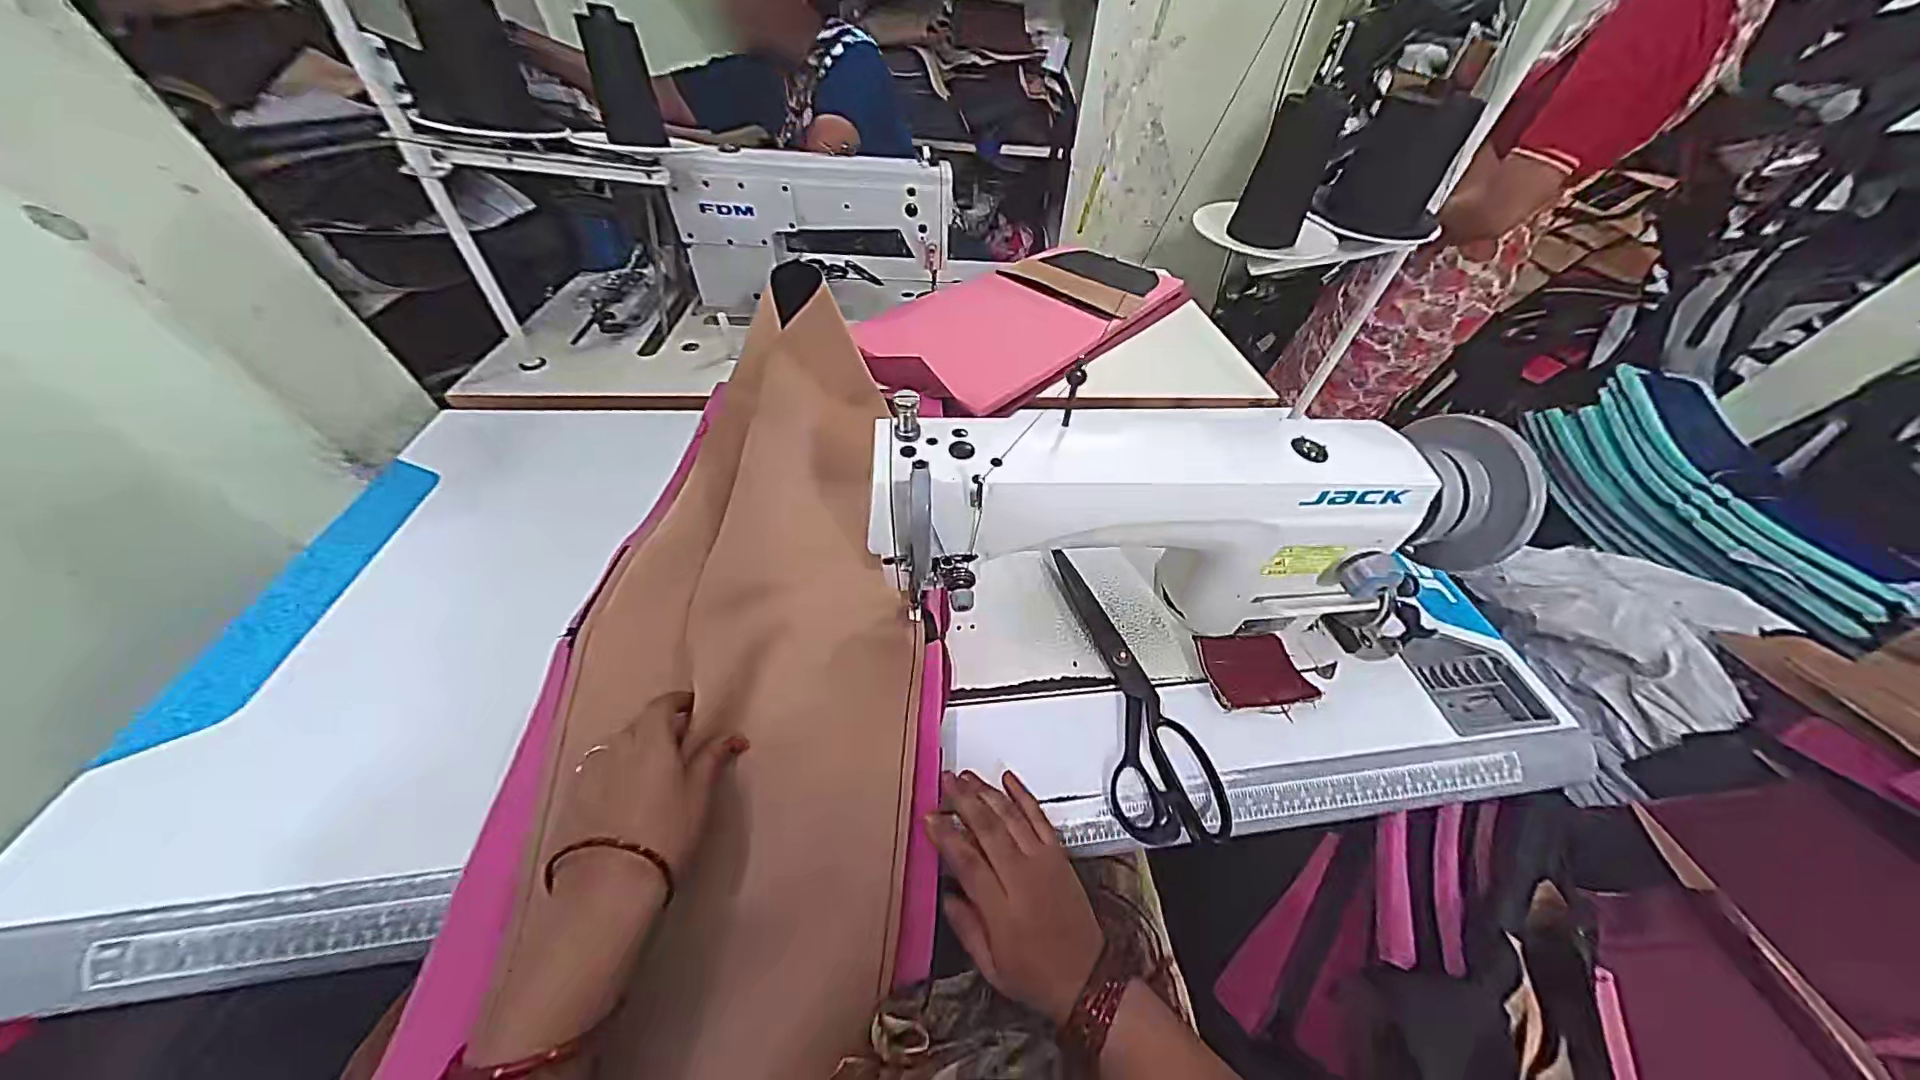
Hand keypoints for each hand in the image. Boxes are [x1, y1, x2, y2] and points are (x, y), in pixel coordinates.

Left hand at [550, 692, 746, 894]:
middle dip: (661, 728)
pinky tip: (628, 797)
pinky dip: (617, 772)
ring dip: (637, 751)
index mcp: (649, 738)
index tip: (694, 711)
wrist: (607, 886)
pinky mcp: (573, 797)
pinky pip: (601, 770)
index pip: (663, 704)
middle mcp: (616, 745)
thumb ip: (712, 758)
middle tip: (682, 747)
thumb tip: (732, 736)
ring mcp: (590, 771)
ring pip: (618, 747)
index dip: (680, 704)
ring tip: (655, 775)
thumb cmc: (665, 834)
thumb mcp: (698, 795)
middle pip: (640, 724)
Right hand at [926, 770, 1104, 1024]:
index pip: (967, 861)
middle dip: (964, 801)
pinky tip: (1009, 779)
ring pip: (1012, 817)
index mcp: (1001, 909)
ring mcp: (1044, 862)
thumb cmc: (1036, 976)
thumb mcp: (991, 966)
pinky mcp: (1059, 855)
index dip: (946, 836)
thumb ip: (965, 926)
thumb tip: (945, 893)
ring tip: (967, 777)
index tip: (930, 818)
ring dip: (987, 793)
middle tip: (945, 782)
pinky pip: (1040, 817)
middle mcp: (1023, 878)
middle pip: (988, 829)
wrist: (1088, 979)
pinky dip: (1024, 795)